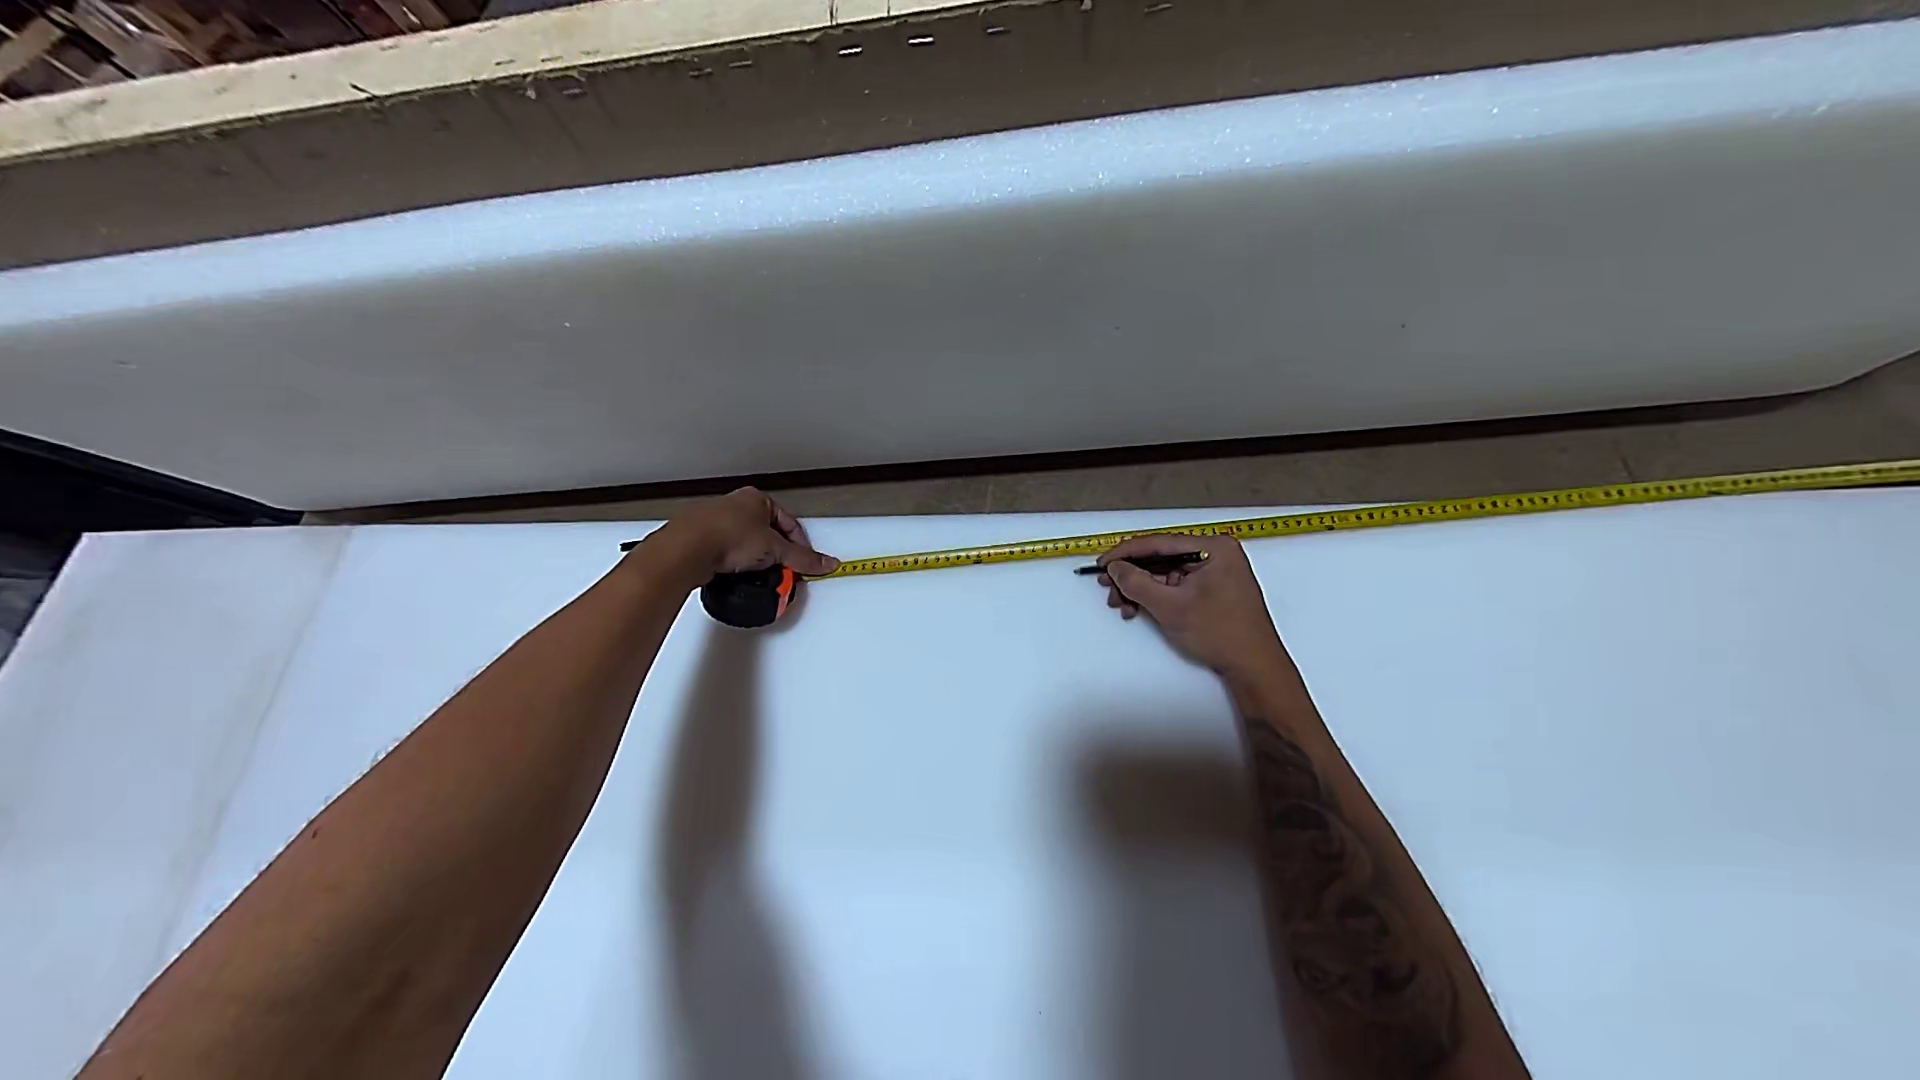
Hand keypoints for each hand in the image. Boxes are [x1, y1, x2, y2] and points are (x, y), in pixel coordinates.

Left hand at [652, 488, 839, 579]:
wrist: (686, 548)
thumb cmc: (726, 534)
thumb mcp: (775, 550)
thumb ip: (803, 559)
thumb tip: (824, 563)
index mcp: (757, 498)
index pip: (789, 524)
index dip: (800, 547)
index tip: (803, 565)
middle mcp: (735, 505)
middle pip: (767, 535)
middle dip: (776, 556)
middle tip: (781, 573)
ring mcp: (715, 522)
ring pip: (745, 546)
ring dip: (754, 562)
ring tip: (756, 578)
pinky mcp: (700, 541)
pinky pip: (725, 555)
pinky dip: (733, 566)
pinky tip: (735, 576)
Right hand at [1097, 533, 1288, 678]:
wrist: (1253, 667)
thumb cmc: (1223, 634)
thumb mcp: (1170, 606)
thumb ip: (1136, 583)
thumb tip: (1116, 568)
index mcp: (1214, 548)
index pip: (1159, 543)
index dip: (1126, 553)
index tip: (1103, 563)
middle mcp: (1216, 554)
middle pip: (1161, 558)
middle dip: (1132, 576)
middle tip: (1110, 589)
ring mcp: (1215, 572)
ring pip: (1165, 573)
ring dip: (1140, 589)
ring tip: (1123, 606)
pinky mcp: (1212, 589)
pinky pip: (1176, 586)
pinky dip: (1155, 597)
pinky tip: (1139, 609)